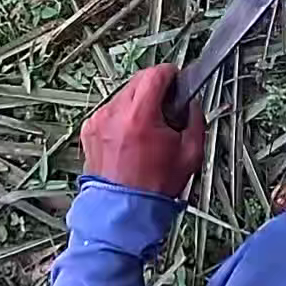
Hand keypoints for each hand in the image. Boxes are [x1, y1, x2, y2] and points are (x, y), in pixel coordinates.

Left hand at [81, 65, 205, 198]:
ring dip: (139, 101)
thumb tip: (192, 103)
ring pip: (124, 94)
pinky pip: (111, 110)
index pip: (155, 74)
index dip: (171, 74)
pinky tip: (132, 136)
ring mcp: (99, 121)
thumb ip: (195, 120)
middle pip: (138, 80)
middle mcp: (115, 113)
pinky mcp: (90, 129)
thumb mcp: (190, 153)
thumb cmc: (154, 187)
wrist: (123, 212)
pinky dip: (123, 116)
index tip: (178, 80)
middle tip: (168, 106)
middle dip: (155, 87)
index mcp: (140, 115)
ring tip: (149, 126)